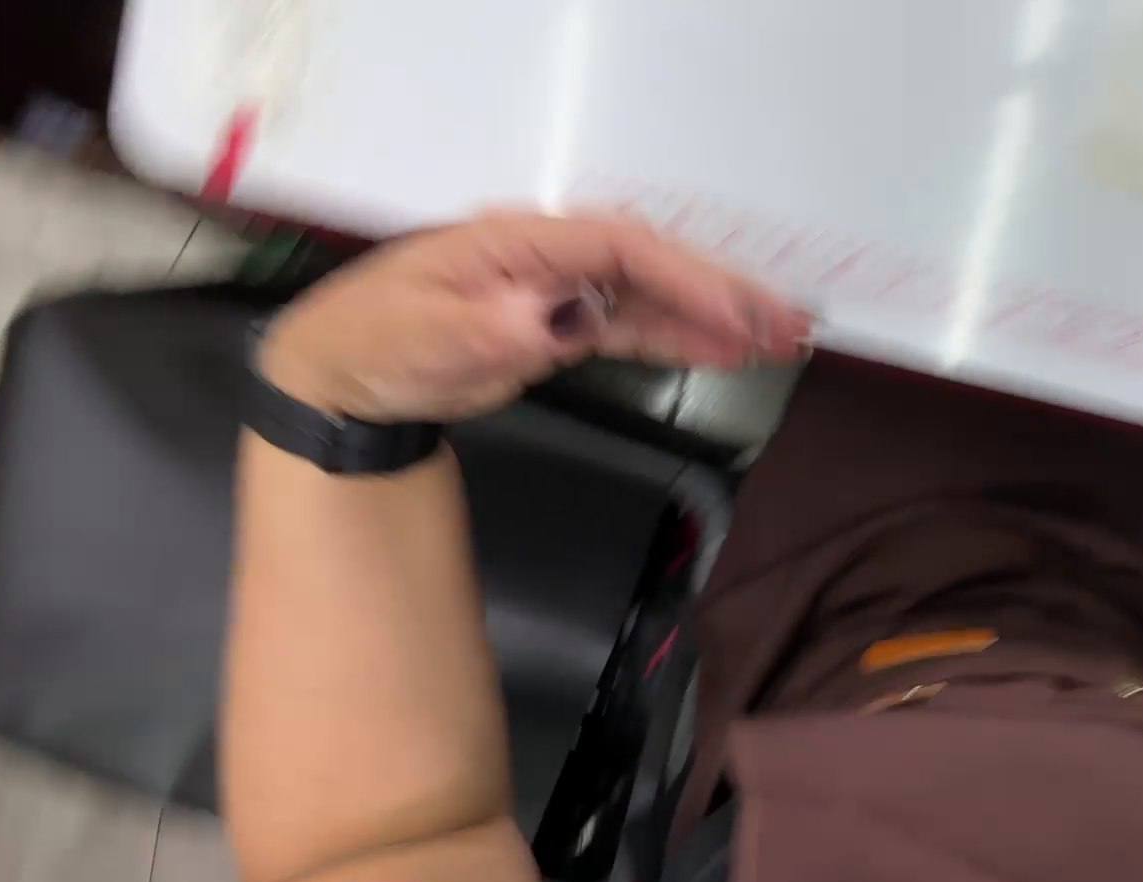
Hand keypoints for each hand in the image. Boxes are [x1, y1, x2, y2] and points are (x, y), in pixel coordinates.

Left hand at [257, 211, 814, 420]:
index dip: (684, 279)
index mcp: (522, 242)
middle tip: (788, 322)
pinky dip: (682, 341)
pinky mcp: (567, 326)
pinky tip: (722, 351)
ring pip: (656, 299)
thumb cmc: (376, 342)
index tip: (734, 316)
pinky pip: (636, 329)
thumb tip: (556, 320)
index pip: (622, 250)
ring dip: (717, 318)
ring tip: (776, 339)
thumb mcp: (420, 336)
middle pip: (656, 266)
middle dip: (725, 292)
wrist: (353, 377)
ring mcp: (565, 292)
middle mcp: (554, 258)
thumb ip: (488, 326)